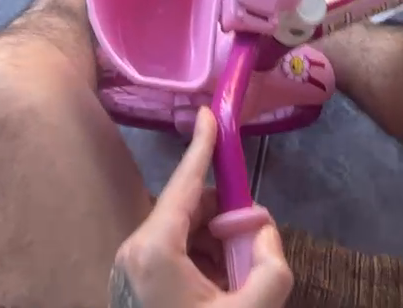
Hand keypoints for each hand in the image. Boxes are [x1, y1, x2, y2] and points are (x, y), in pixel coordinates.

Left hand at [109, 108, 293, 307]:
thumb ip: (271, 267)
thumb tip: (263, 232)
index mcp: (154, 249)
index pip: (184, 184)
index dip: (201, 146)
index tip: (209, 113)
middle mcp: (135, 250)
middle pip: (190, 209)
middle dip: (225, 218)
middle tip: (252, 243)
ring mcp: (131, 269)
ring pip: (185, 233)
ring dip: (216, 244)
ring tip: (237, 279)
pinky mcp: (135, 285)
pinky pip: (175, 255)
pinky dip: (203, 262)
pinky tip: (221, 290)